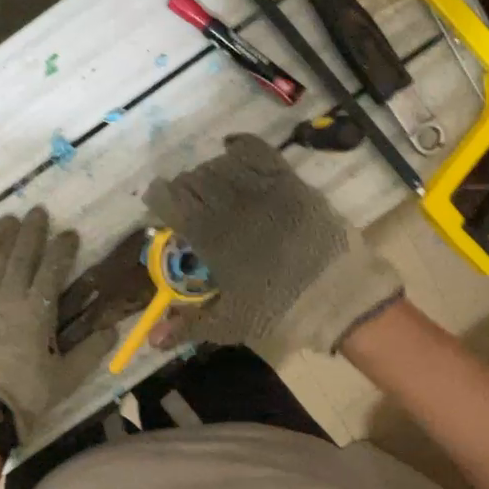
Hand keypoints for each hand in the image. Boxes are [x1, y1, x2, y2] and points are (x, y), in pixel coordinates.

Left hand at [0, 207, 108, 443]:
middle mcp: (9, 295)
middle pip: (22, 254)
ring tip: (9, 218)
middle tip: (38, 212)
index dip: (63, 249)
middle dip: (32, 231)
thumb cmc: (23, 396)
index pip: (53, 269)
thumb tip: (113, 331)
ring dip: (3, 234)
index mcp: (38, 310)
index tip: (69, 233)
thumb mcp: (65, 379)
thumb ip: (90, 353)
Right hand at [142, 133, 402, 353]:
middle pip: (192, 178)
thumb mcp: (227, 324)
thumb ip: (186, 326)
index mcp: (207, 234)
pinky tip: (234, 152)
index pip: (167, 198)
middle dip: (186, 189)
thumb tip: (151, 341)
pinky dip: (241, 147)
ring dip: (211, 172)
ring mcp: (259, 187)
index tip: (162, 208)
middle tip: (192, 206)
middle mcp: (227, 203)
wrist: (337, 293)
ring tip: (215, 188)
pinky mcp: (287, 179)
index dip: (160, 199)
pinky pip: (256, 150)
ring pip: (220, 162)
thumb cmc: (277, 309)